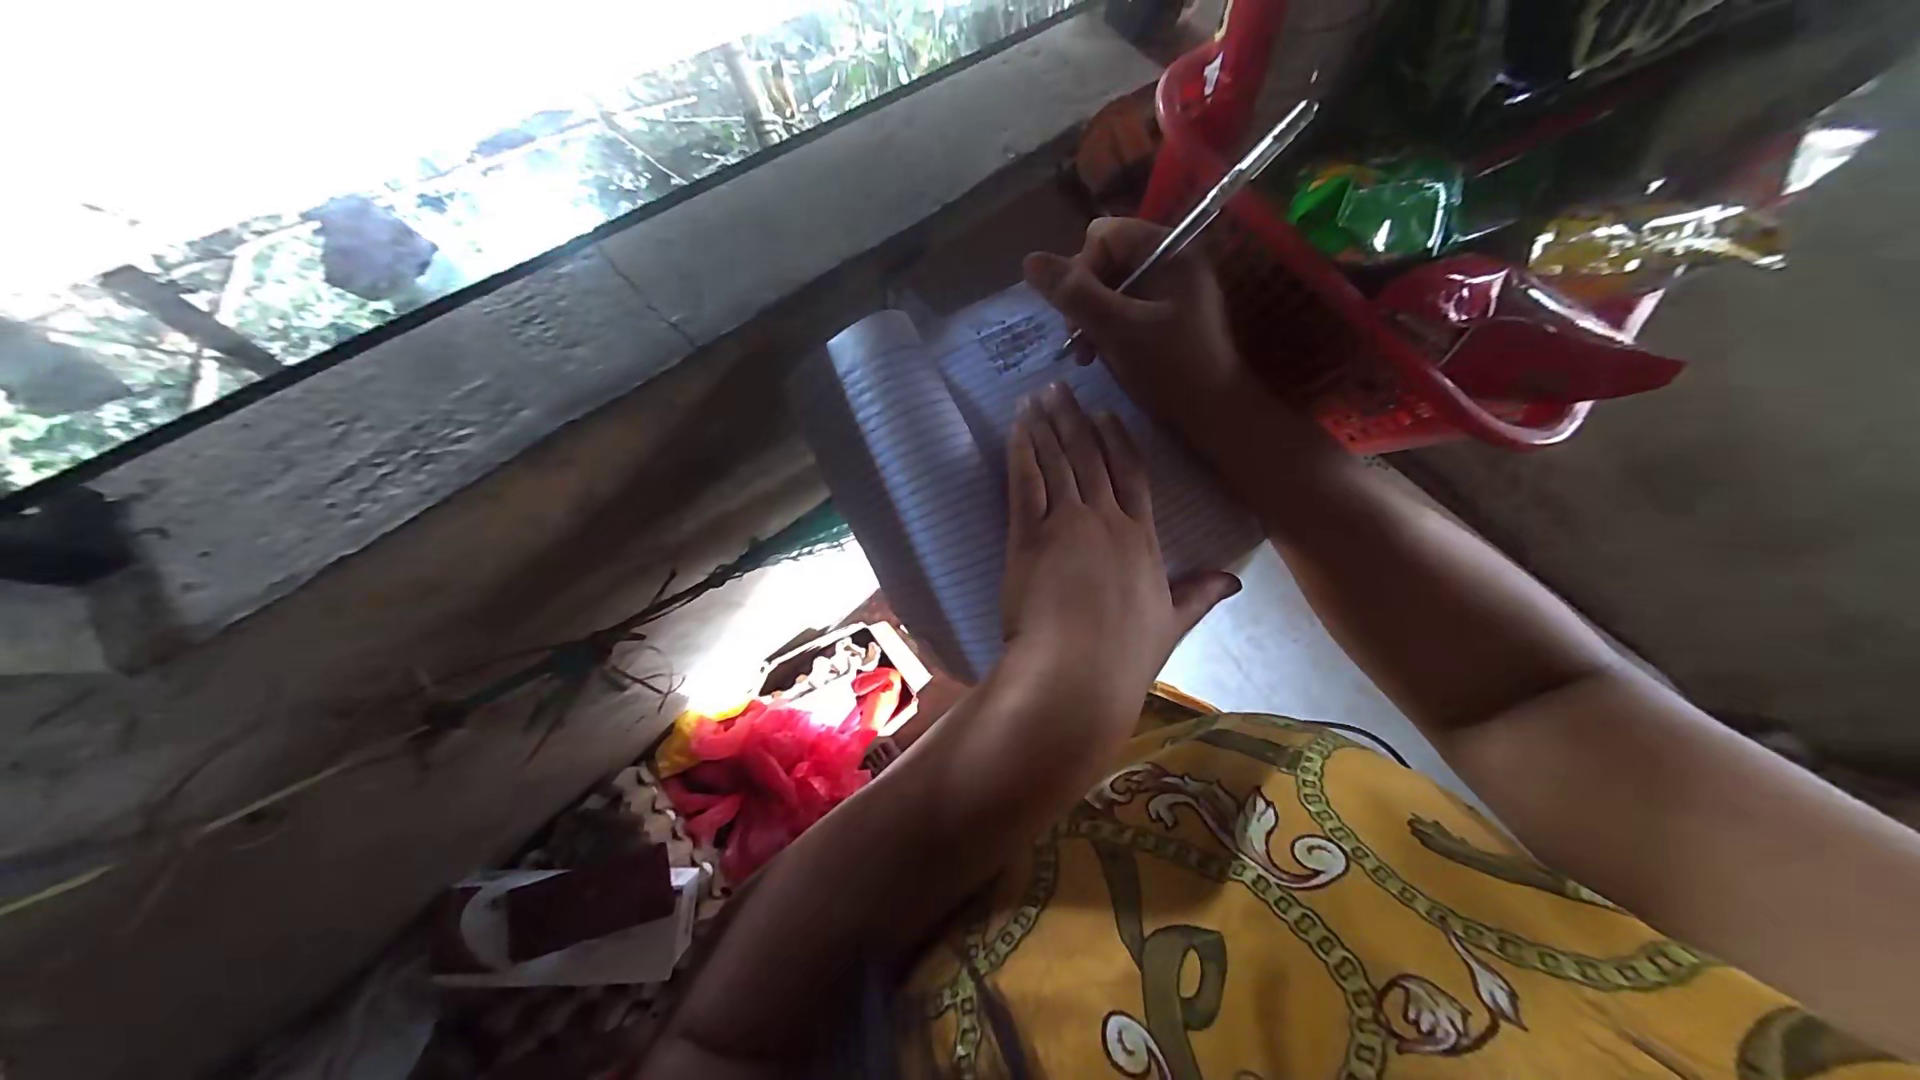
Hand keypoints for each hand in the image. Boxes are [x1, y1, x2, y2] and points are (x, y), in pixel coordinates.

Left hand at [999, 381, 1239, 713]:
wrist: (1079, 673)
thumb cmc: (1124, 655)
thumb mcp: (1171, 622)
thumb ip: (1199, 594)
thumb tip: (1234, 580)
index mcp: (1142, 539)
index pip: (1132, 475)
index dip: (1117, 441)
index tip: (1105, 414)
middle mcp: (1107, 521)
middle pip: (1090, 457)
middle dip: (1075, 419)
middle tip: (1060, 386)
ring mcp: (1068, 523)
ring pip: (1058, 461)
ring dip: (1047, 425)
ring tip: (1038, 395)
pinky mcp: (1029, 535)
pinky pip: (1026, 481)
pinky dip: (1022, 450)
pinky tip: (1017, 427)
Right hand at [1023, 217, 1256, 440]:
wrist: (1215, 413)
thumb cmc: (1171, 369)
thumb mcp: (1117, 329)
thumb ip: (1074, 293)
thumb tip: (1029, 261)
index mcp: (1169, 250)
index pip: (1103, 236)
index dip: (1080, 270)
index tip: (1076, 313)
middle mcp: (1170, 261)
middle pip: (1104, 261)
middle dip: (1083, 299)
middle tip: (1078, 340)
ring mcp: (1170, 290)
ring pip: (1109, 288)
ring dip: (1090, 319)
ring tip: (1088, 354)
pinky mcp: (1166, 316)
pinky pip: (1123, 309)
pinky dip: (1106, 330)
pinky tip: (1100, 355)